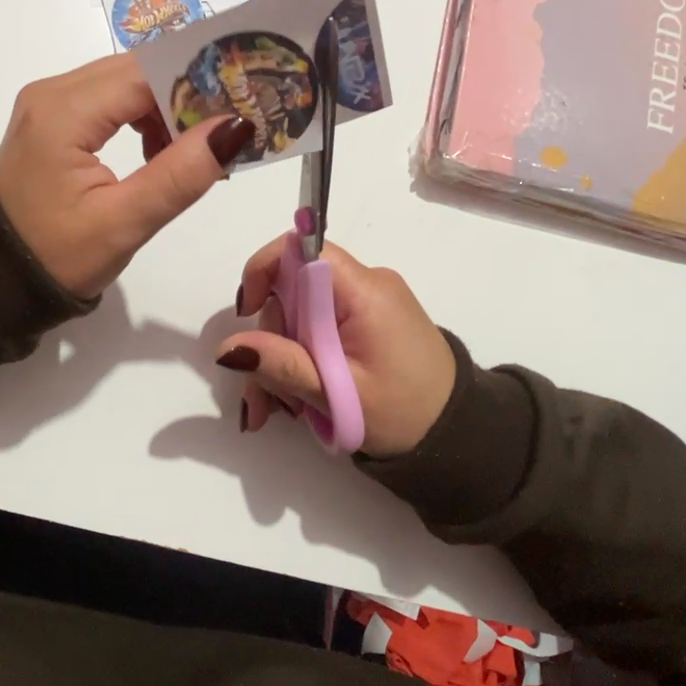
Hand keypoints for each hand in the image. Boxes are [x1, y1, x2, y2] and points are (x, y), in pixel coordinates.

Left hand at [0, 54, 254, 298]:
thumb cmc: (55, 256)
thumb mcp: (123, 223)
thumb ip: (180, 174)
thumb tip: (237, 126)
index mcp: (62, 112)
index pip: (146, 73)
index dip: (199, 82)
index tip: (246, 104)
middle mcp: (51, 92)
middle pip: (136, 71)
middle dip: (187, 95)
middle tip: (230, 131)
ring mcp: (47, 103)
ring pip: (124, 83)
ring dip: (165, 109)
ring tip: (193, 153)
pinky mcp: (50, 118)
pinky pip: (107, 100)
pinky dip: (140, 117)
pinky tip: (159, 153)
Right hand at [215, 237, 455, 457]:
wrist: (459, 436)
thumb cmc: (405, 414)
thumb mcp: (337, 395)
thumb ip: (282, 366)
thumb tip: (227, 349)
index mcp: (364, 292)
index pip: (303, 248)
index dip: (265, 270)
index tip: (248, 312)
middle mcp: (365, 286)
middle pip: (292, 294)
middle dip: (267, 343)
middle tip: (262, 399)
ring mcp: (364, 305)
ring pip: (298, 317)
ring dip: (278, 361)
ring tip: (275, 412)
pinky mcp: (364, 323)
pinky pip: (317, 329)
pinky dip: (299, 361)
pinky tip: (291, 401)